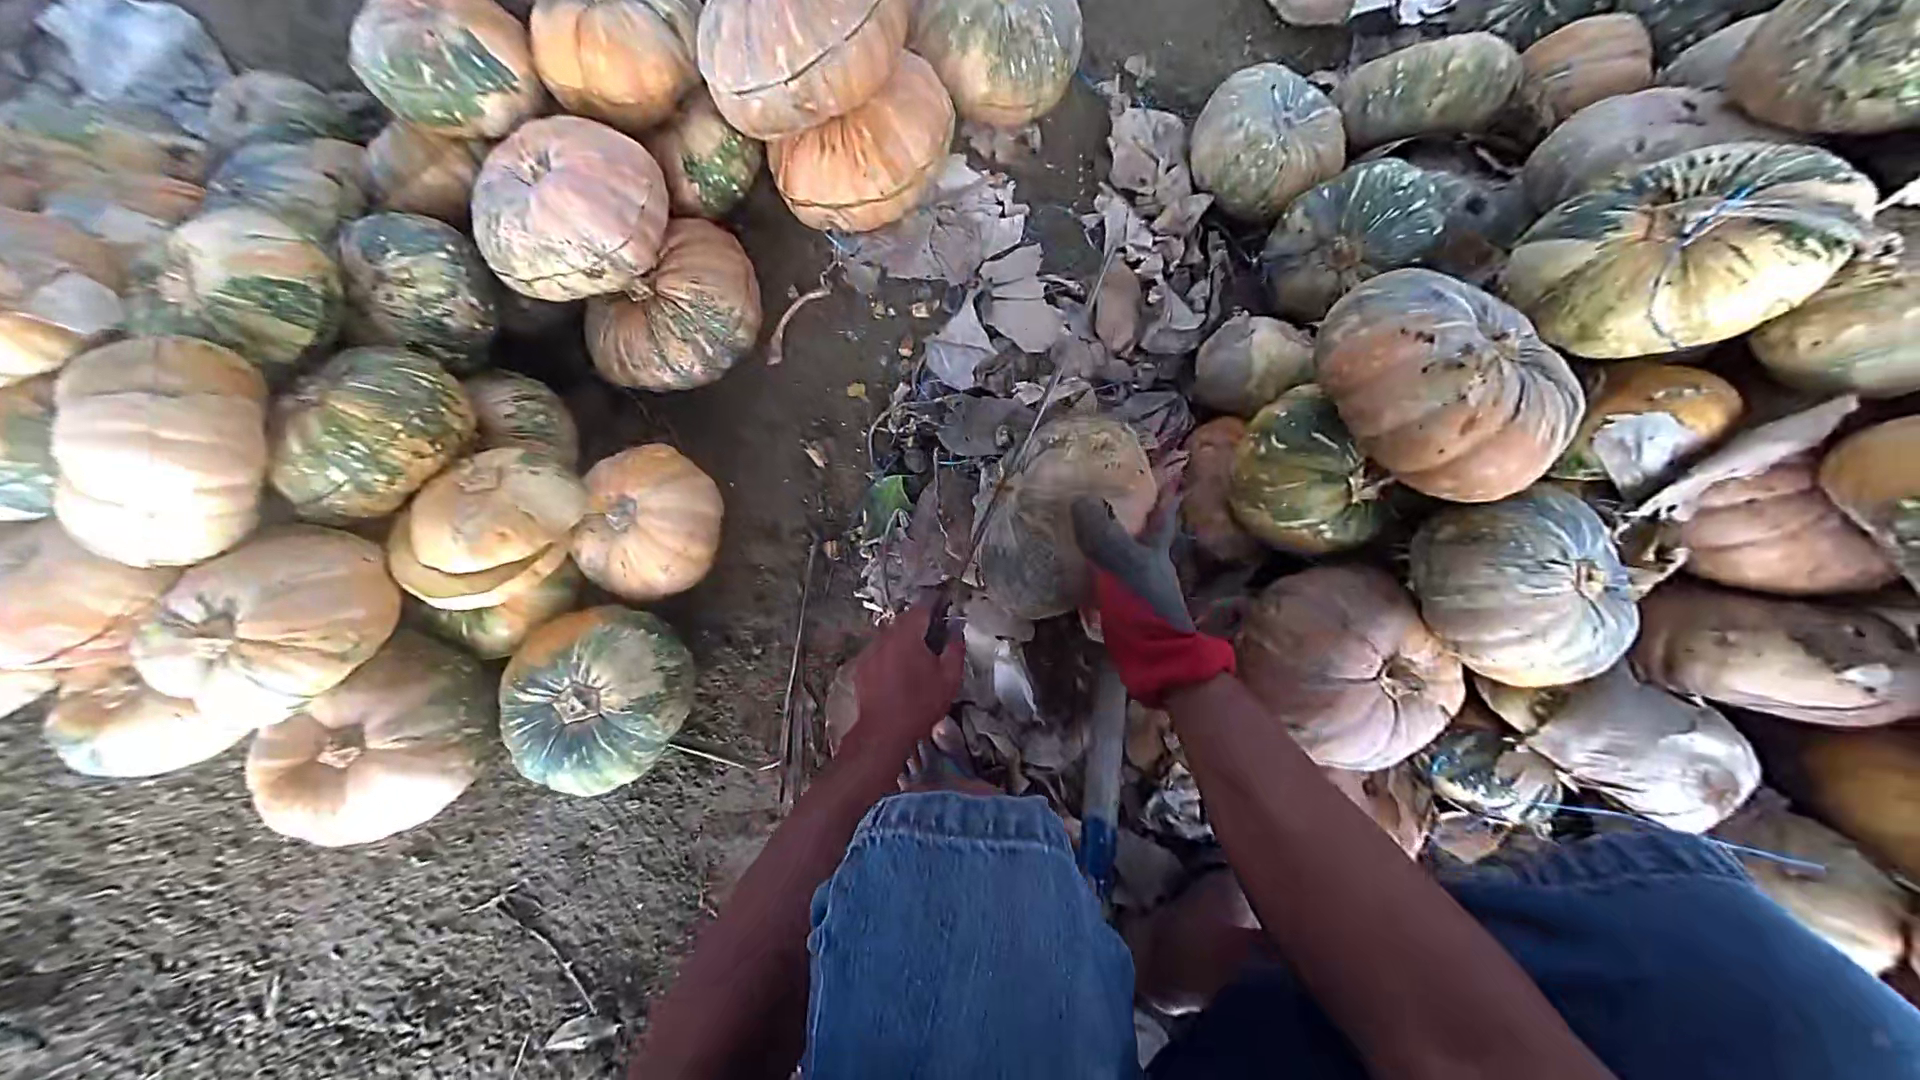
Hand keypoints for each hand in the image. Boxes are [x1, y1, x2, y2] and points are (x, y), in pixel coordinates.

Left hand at [841, 596, 964, 760]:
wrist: (885, 732)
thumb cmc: (920, 704)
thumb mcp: (949, 678)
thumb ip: (955, 650)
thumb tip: (956, 634)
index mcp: (907, 635)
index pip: (921, 608)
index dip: (935, 609)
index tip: (944, 614)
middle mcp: (884, 638)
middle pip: (903, 621)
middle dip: (919, 626)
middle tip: (933, 641)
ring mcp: (869, 652)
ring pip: (889, 637)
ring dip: (902, 642)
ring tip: (915, 661)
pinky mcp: (861, 668)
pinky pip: (879, 653)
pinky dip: (889, 657)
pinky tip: (898, 674)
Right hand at [1072, 496, 1235, 706]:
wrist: (1154, 659)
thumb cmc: (1146, 607)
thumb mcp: (1125, 566)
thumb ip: (1104, 535)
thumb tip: (1081, 499)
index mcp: (1154, 548)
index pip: (1161, 512)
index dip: (1162, 490)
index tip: (1160, 467)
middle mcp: (1146, 561)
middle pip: (1134, 528)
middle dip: (1120, 510)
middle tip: (1094, 489)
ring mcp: (1131, 583)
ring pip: (1114, 550)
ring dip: (1097, 536)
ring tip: (1072, 519)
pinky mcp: (1116, 602)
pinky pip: (1098, 574)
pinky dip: (1085, 565)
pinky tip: (1067, 561)